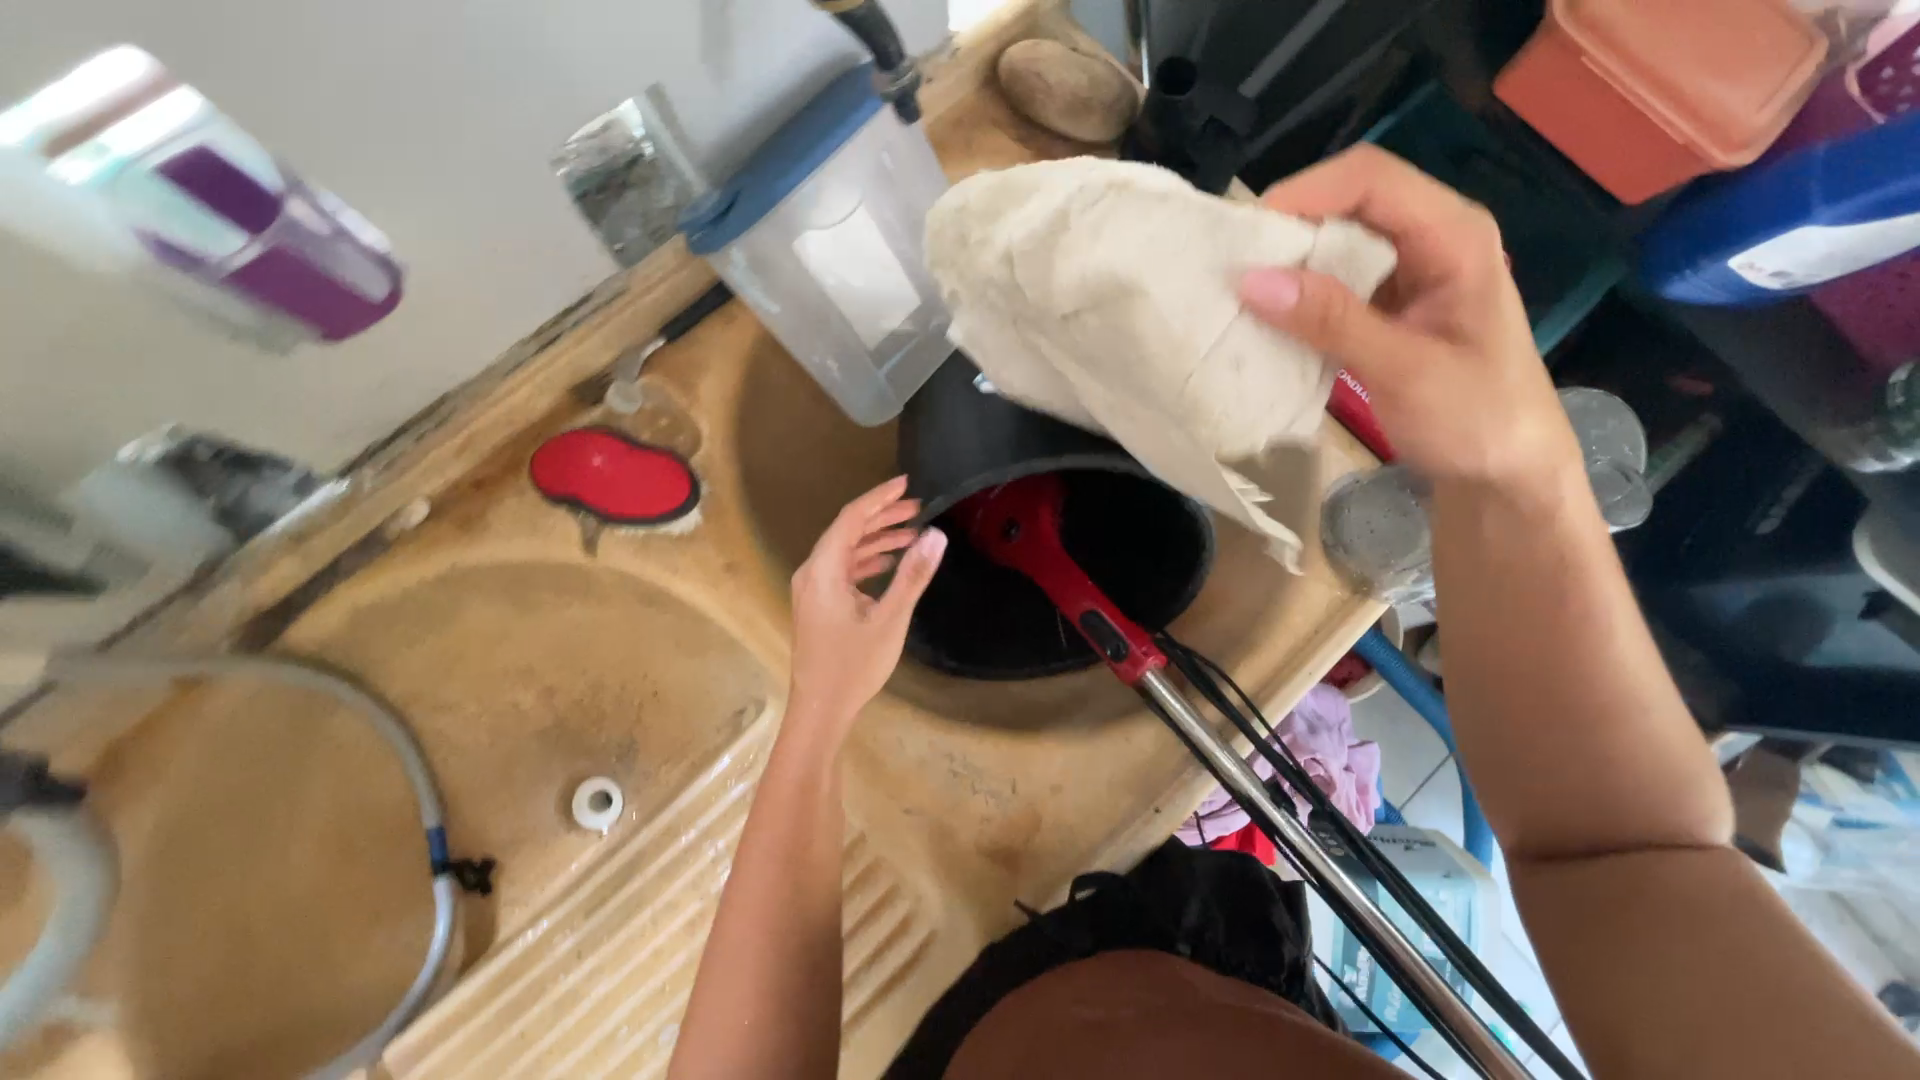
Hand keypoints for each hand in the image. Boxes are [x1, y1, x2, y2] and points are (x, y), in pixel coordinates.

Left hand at [786, 476, 946, 745]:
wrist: (821, 709)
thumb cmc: (853, 666)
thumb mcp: (890, 619)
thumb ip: (913, 575)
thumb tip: (936, 536)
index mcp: (823, 570)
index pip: (851, 519)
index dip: (879, 498)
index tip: (907, 484)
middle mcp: (812, 573)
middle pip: (847, 531)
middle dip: (882, 516)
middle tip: (918, 507)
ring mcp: (812, 590)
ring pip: (845, 551)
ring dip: (877, 539)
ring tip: (913, 533)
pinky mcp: (818, 605)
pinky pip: (843, 570)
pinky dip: (868, 560)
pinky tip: (891, 561)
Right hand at [1238, 145, 1582, 493]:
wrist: (1507, 471)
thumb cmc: (1475, 419)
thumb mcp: (1403, 370)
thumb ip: (1331, 321)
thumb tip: (1251, 281)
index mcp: (1454, 236)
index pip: (1370, 179)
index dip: (1304, 193)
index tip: (1245, 237)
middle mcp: (1432, 239)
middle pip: (1350, 200)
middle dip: (1289, 225)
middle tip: (1231, 264)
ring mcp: (1411, 272)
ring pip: (1339, 240)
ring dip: (1290, 260)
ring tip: (1240, 288)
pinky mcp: (1390, 305)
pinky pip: (1337, 280)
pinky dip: (1301, 292)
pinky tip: (1270, 316)